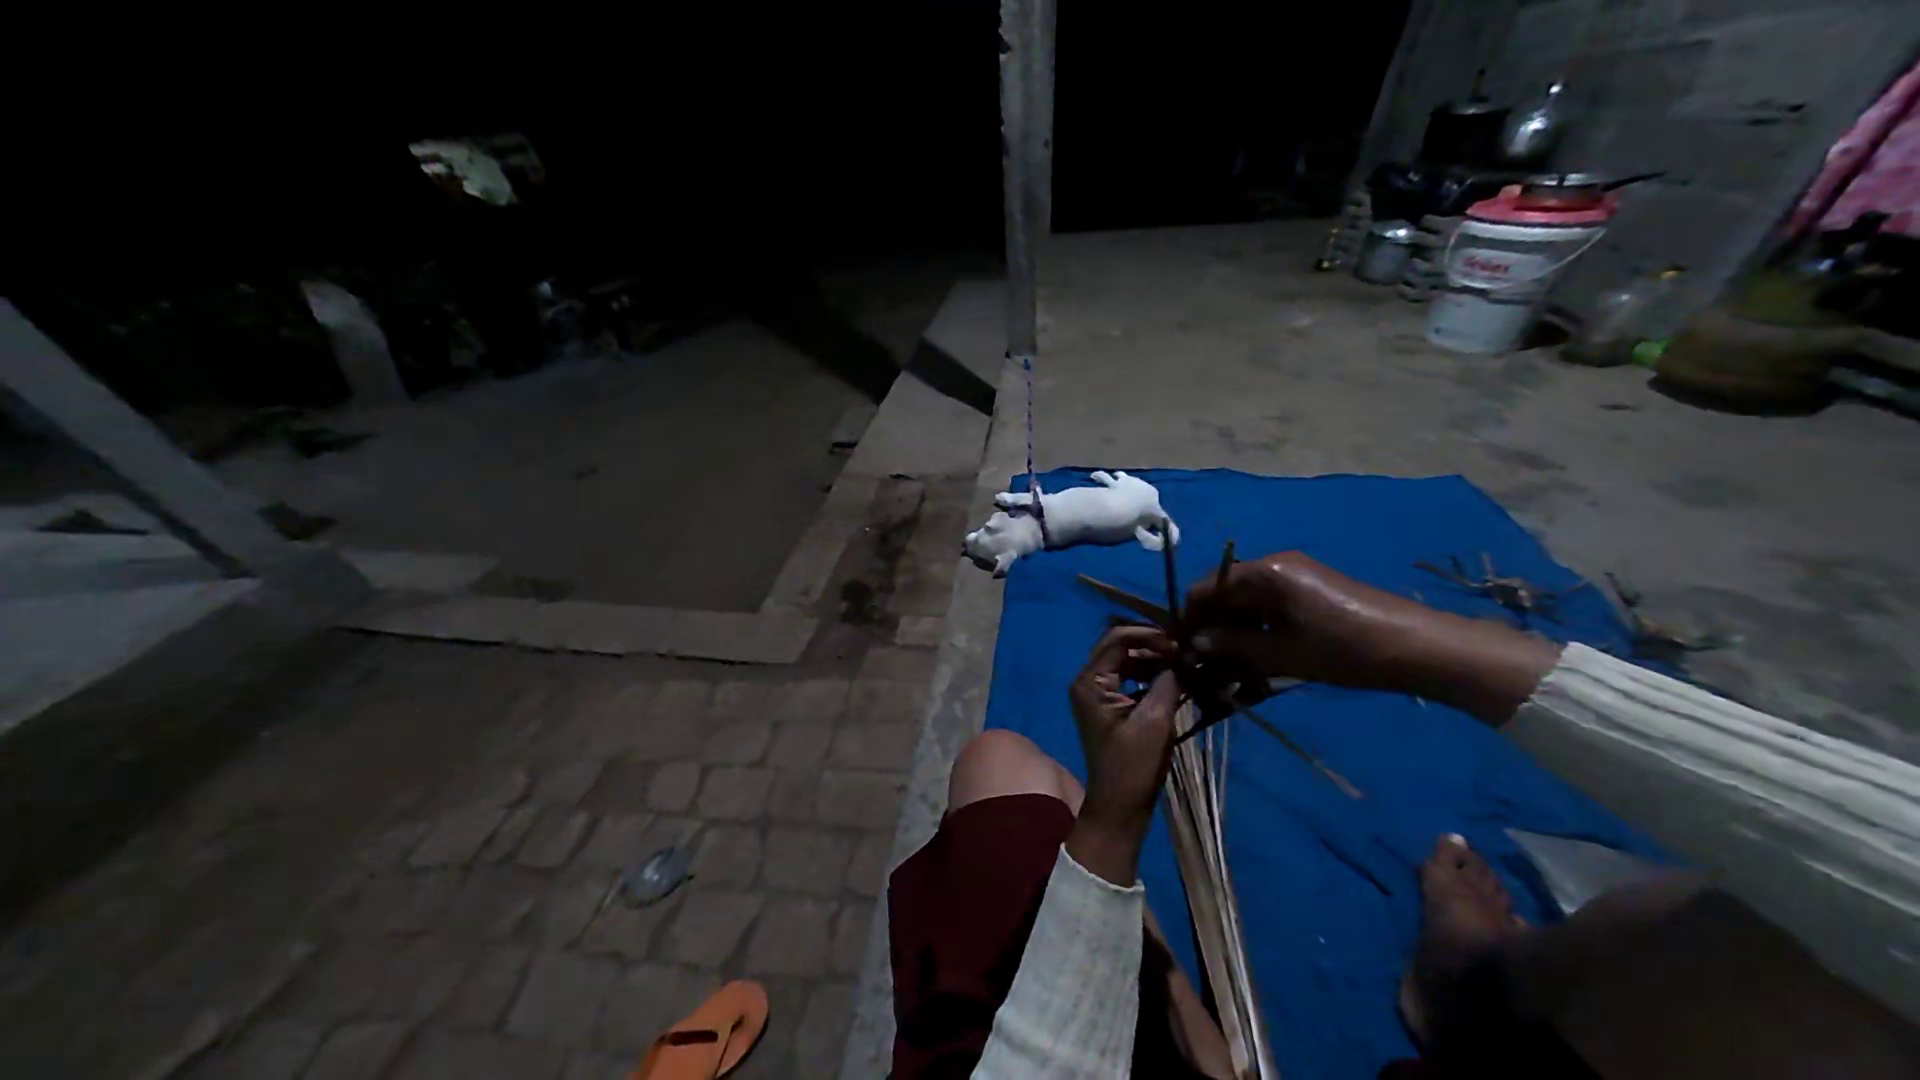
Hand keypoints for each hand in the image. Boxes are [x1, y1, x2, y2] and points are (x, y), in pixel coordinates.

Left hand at [1065, 626, 1178, 884]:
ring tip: (1185, 664)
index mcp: (1089, 681)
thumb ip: (1167, 681)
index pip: (1116, 639)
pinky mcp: (1110, 706)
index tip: (1179, 642)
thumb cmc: (1133, 765)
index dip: (1148, 635)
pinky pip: (1130, 679)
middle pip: (1120, 648)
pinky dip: (1151, 676)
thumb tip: (1183, 657)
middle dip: (1153, 646)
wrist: (1120, 806)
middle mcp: (1088, 681)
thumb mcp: (1155, 720)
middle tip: (1186, 651)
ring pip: (1127, 662)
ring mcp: (1097, 694)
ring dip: (1154, 660)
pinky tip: (1176, 679)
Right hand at [1183, 551, 1560, 723]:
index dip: (1191, 615)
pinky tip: (1260, 654)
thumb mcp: (1283, 653)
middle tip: (1204, 659)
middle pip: (1228, 591)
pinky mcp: (1314, 589)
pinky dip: (1259, 627)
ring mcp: (1298, 575)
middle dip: (1212, 624)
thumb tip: (1195, 643)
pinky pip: (1271, 604)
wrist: (1420, 647)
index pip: (1209, 586)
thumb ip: (1233, 646)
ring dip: (1235, 628)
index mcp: (1265, 572)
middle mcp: (1277, 564)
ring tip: (1230, 663)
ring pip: (1249, 600)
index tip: (1181, 646)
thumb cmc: (1345, 649)